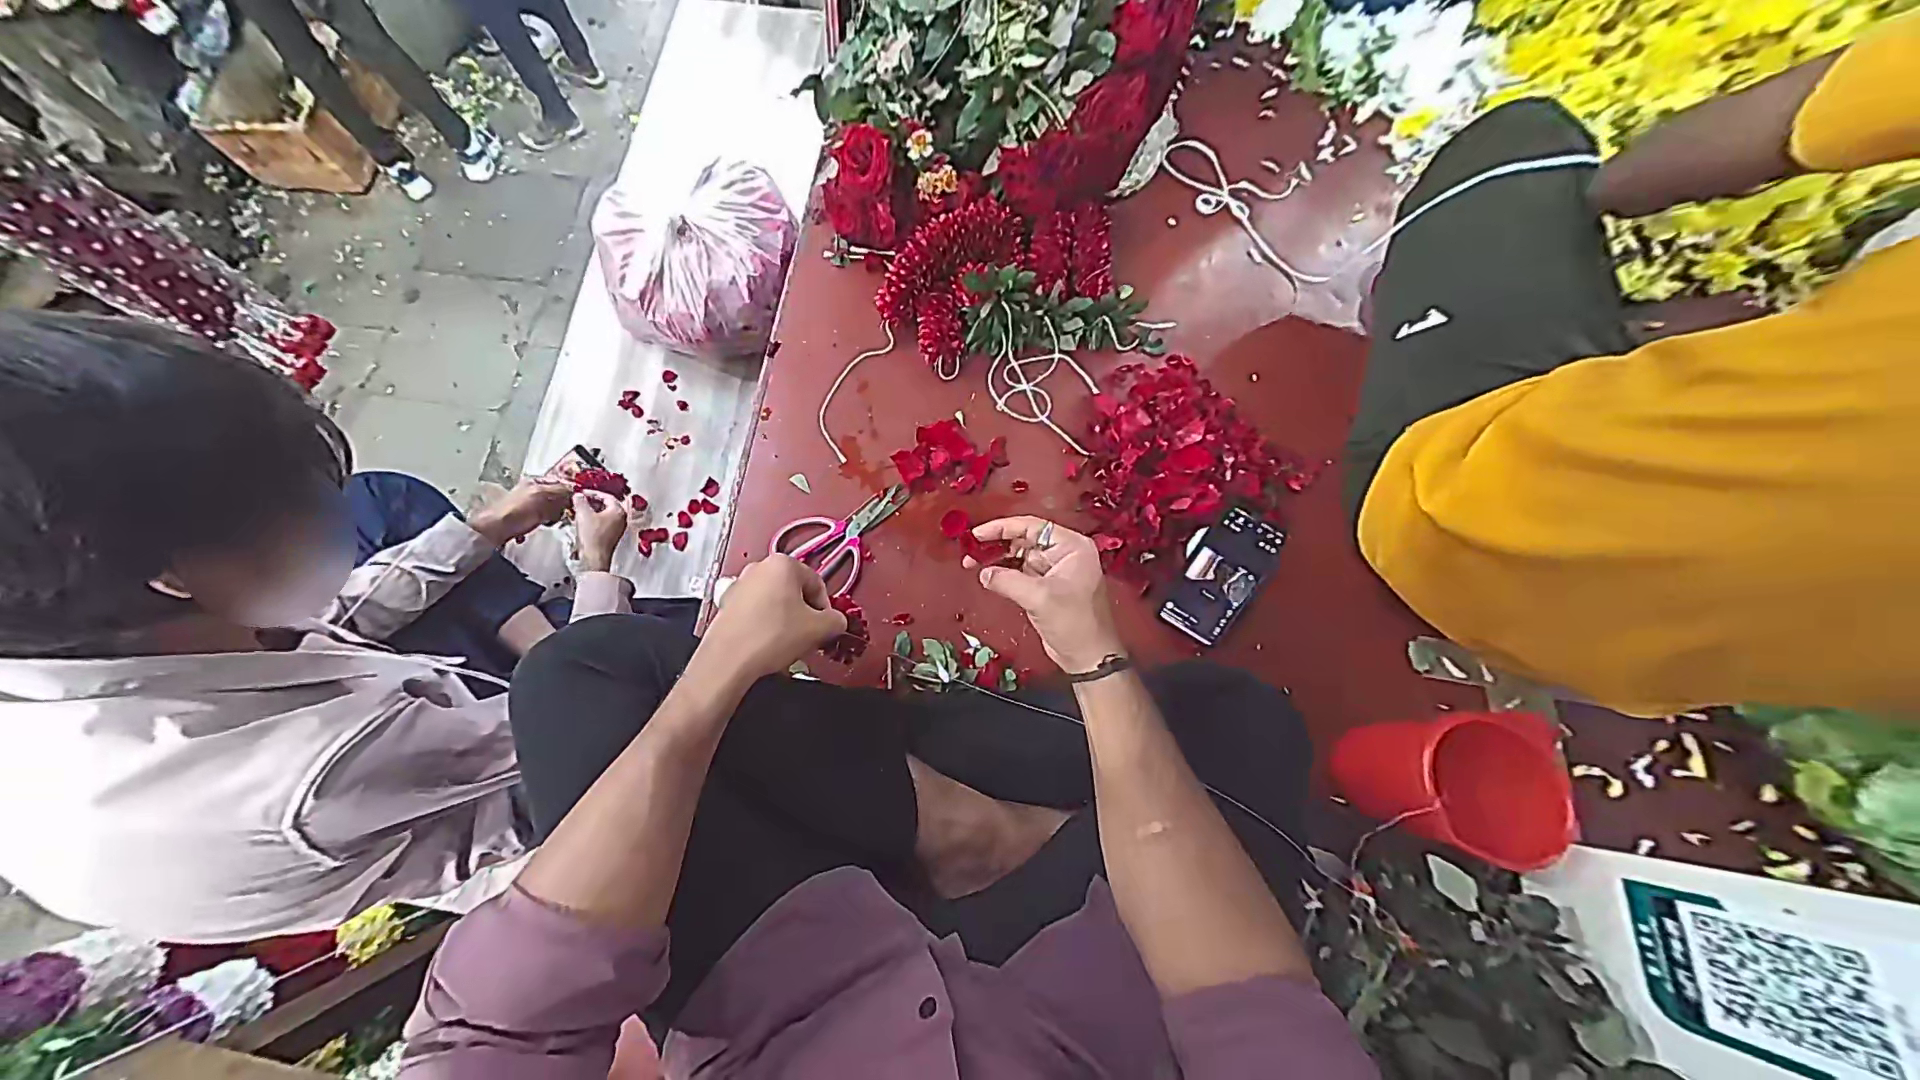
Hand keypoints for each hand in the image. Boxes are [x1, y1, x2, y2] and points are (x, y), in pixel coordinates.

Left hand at [470, 477, 572, 546]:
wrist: (495, 530)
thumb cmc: (513, 512)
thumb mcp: (543, 495)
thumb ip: (561, 490)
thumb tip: (576, 489)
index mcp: (535, 481)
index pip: (562, 482)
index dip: (572, 491)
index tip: (581, 500)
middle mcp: (532, 491)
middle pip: (558, 497)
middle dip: (562, 506)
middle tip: (562, 512)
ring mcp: (529, 505)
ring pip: (553, 509)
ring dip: (554, 516)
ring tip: (548, 520)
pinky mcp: (527, 518)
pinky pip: (545, 520)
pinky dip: (545, 523)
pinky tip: (540, 525)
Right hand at [572, 492, 628, 571]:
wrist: (594, 557)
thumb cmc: (593, 537)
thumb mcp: (583, 514)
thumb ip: (580, 501)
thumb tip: (579, 496)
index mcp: (619, 511)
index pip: (607, 496)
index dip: (593, 493)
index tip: (583, 493)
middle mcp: (621, 519)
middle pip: (608, 505)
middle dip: (593, 501)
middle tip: (582, 500)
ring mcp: (618, 529)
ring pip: (605, 514)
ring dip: (592, 510)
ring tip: (580, 509)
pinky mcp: (611, 536)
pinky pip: (603, 523)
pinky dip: (594, 519)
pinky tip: (583, 521)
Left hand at [698, 555, 847, 683]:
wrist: (729, 660)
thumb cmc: (772, 636)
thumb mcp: (819, 629)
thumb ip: (836, 620)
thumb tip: (836, 621)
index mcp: (783, 563)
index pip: (817, 583)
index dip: (825, 608)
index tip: (824, 626)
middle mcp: (759, 567)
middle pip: (795, 591)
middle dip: (804, 613)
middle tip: (808, 635)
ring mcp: (739, 584)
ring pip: (775, 601)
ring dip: (786, 620)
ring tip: (787, 643)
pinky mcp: (727, 603)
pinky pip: (756, 611)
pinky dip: (765, 624)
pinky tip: (768, 644)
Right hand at [967, 517, 1123, 673]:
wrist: (1088, 657)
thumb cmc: (1076, 624)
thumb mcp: (1039, 598)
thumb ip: (1008, 581)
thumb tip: (984, 573)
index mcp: (1072, 547)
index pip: (1032, 526)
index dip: (1002, 528)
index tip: (977, 534)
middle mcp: (1065, 553)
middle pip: (1024, 539)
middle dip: (997, 544)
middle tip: (970, 551)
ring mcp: (1055, 570)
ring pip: (1020, 555)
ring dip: (997, 559)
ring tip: (972, 563)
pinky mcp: (1046, 586)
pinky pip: (1020, 572)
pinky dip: (1004, 573)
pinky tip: (987, 576)